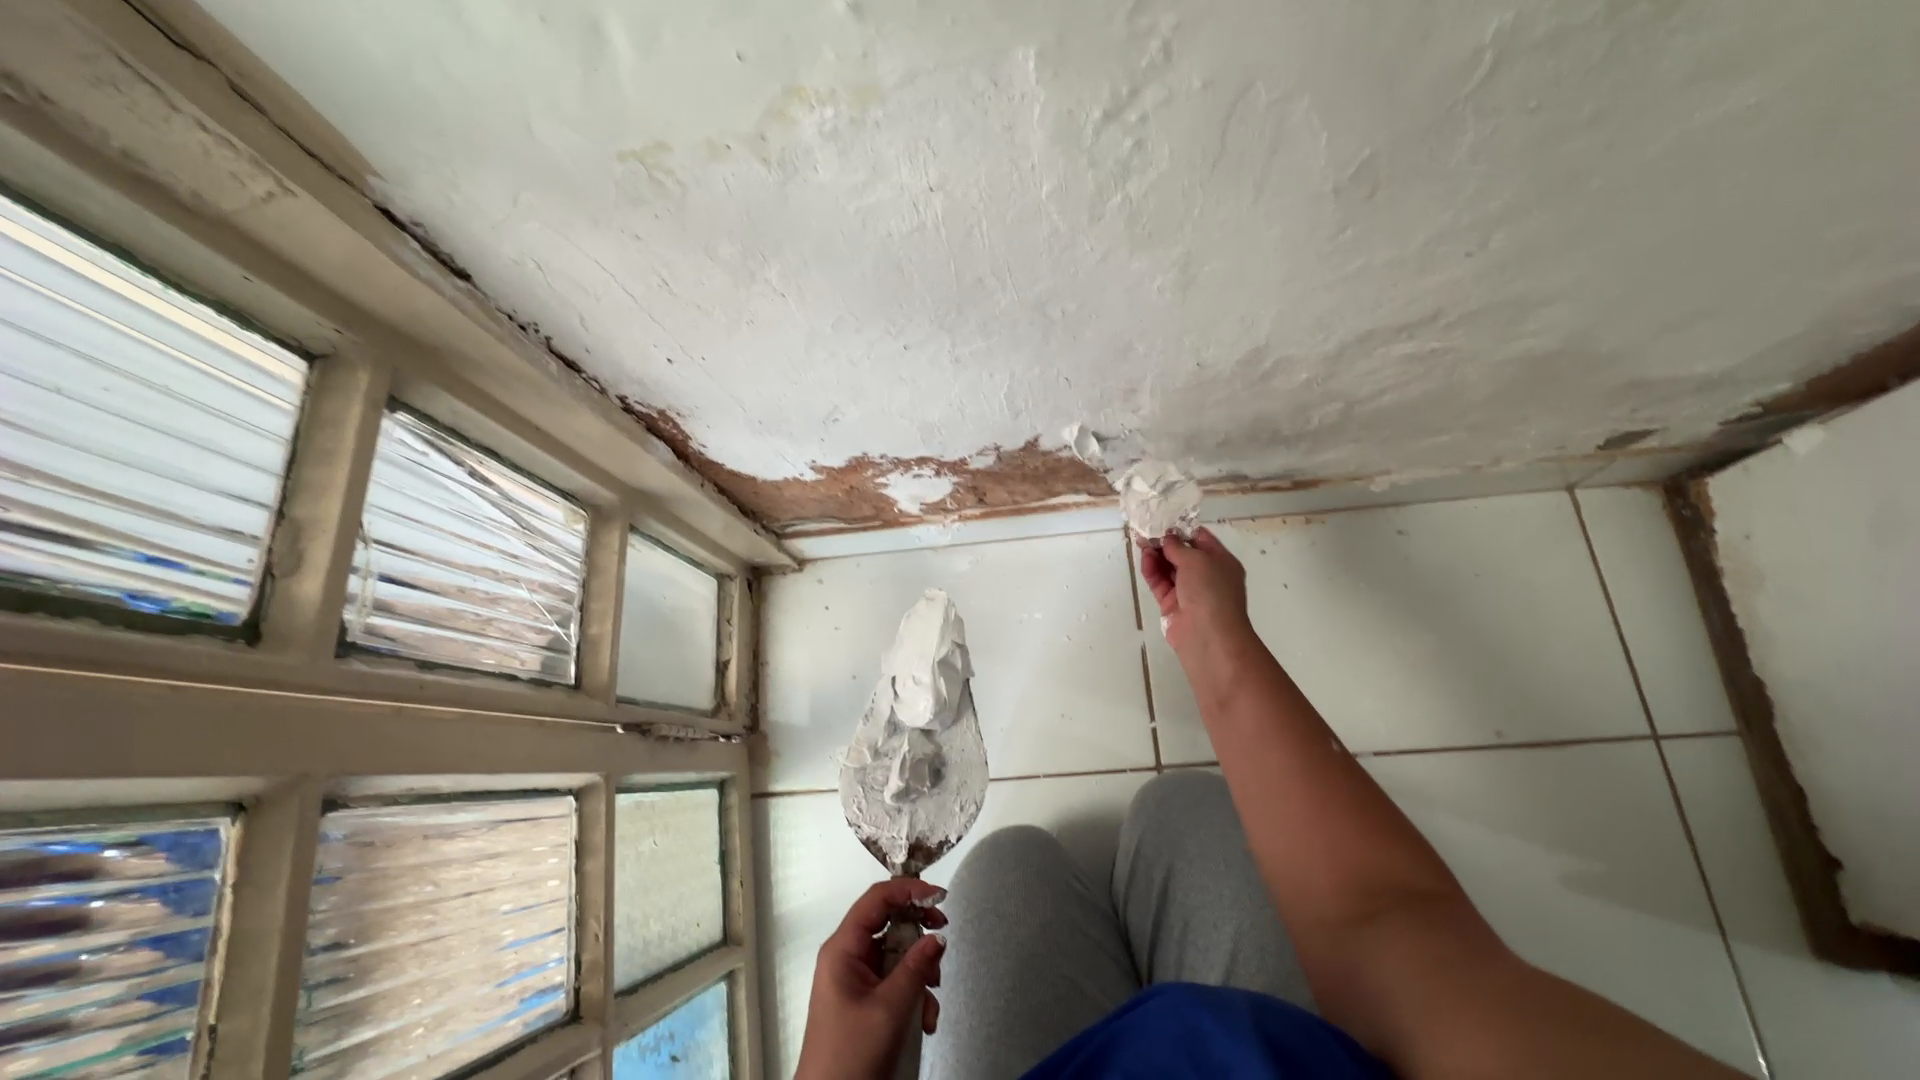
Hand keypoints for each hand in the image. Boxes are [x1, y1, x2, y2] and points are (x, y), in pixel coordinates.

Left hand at [795, 879, 948, 1079]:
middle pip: (888, 924)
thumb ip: (916, 967)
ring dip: (920, 974)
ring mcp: (856, 979)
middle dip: (918, 935)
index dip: (908, 890)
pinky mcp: (864, 1001)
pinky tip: (924, 1021)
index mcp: (843, 948)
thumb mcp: (890, 1009)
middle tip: (943, 939)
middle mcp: (847, 956)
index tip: (941, 896)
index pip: (876, 899)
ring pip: (897, 955)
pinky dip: (914, 995)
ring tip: (930, 1001)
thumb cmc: (853, 1052)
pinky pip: (895, 982)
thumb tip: (938, 936)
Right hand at [1138, 527, 1251, 654]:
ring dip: (1156, 555)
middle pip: (1182, 553)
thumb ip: (1178, 546)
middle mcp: (1206, 575)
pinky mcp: (1172, 604)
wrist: (1208, 636)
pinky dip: (1152, 571)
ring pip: (1169, 568)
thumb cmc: (1211, 591)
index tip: (1163, 520)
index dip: (1182, 529)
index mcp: (1221, 561)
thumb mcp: (1198, 560)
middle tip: (1146, 531)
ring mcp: (1189, 591)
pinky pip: (1160, 583)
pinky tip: (1144, 559)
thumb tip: (1166, 539)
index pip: (1201, 539)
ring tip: (1141, 543)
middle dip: (1164, 542)